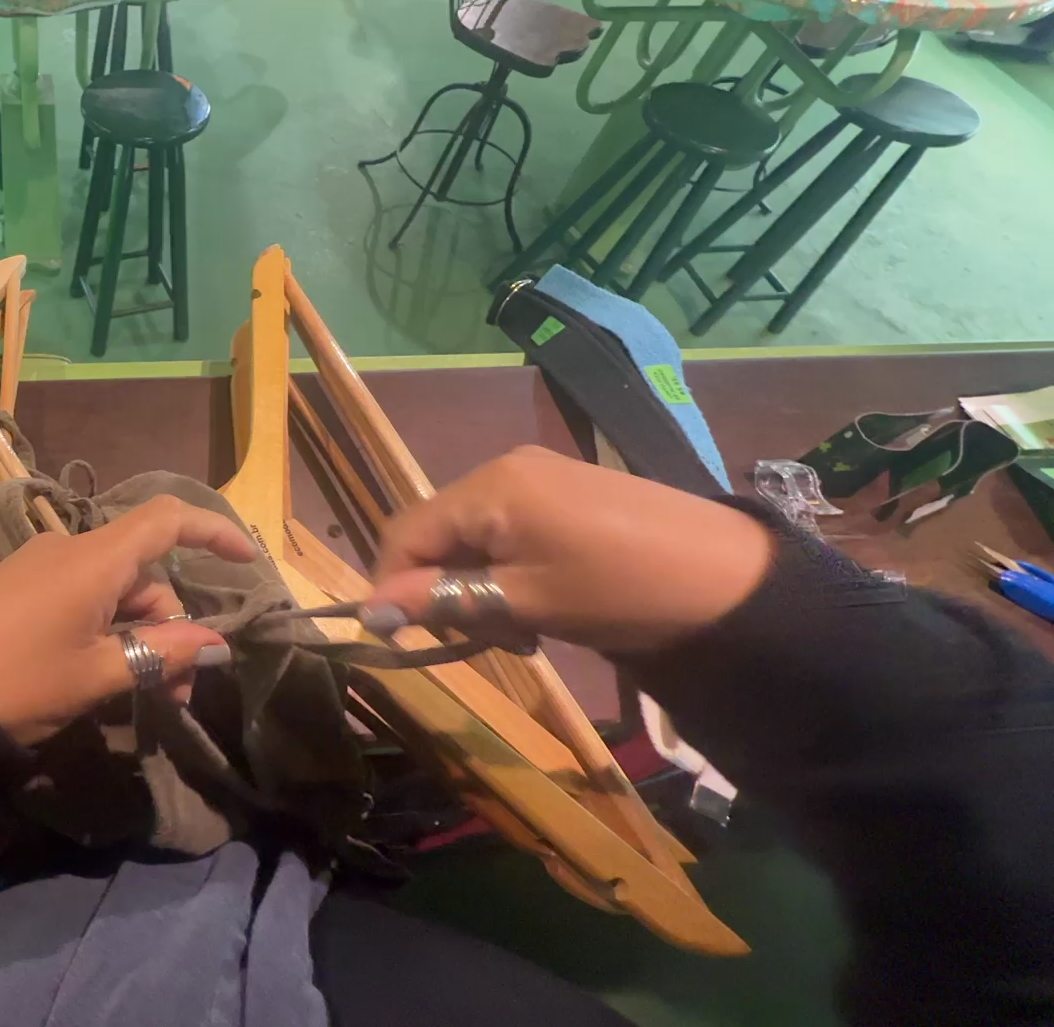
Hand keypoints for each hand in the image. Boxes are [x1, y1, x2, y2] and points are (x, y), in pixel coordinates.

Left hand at [0, 496, 256, 744]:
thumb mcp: (96, 675)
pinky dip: (109, 629)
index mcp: (94, 559)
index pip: (167, 519)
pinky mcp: (27, 586)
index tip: (247, 562)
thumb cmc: (16, 681)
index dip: (213, 530)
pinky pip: (86, 596)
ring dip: (141, 635)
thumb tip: (217, 645)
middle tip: (179, 689)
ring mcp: (46, 567)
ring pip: (117, 590)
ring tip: (146, 694)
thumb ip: (161, 654)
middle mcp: (73, 550)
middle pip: (146, 571)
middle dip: (172, 625)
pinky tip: (107, 672)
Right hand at [368, 447, 774, 651]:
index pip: (404, 533)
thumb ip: (441, 599)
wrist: (737, 582)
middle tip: (480, 636)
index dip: (391, 584)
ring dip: (474, 582)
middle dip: (440, 587)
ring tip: (517, 625)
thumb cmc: (620, 590)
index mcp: (487, 487)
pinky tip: (535, 597)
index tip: (397, 634)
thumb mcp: (523, 601)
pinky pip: (501, 526)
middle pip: (434, 532)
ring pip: (467, 534)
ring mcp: (531, 475)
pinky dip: (501, 566)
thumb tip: (366, 612)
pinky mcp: (559, 488)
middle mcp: (499, 469)